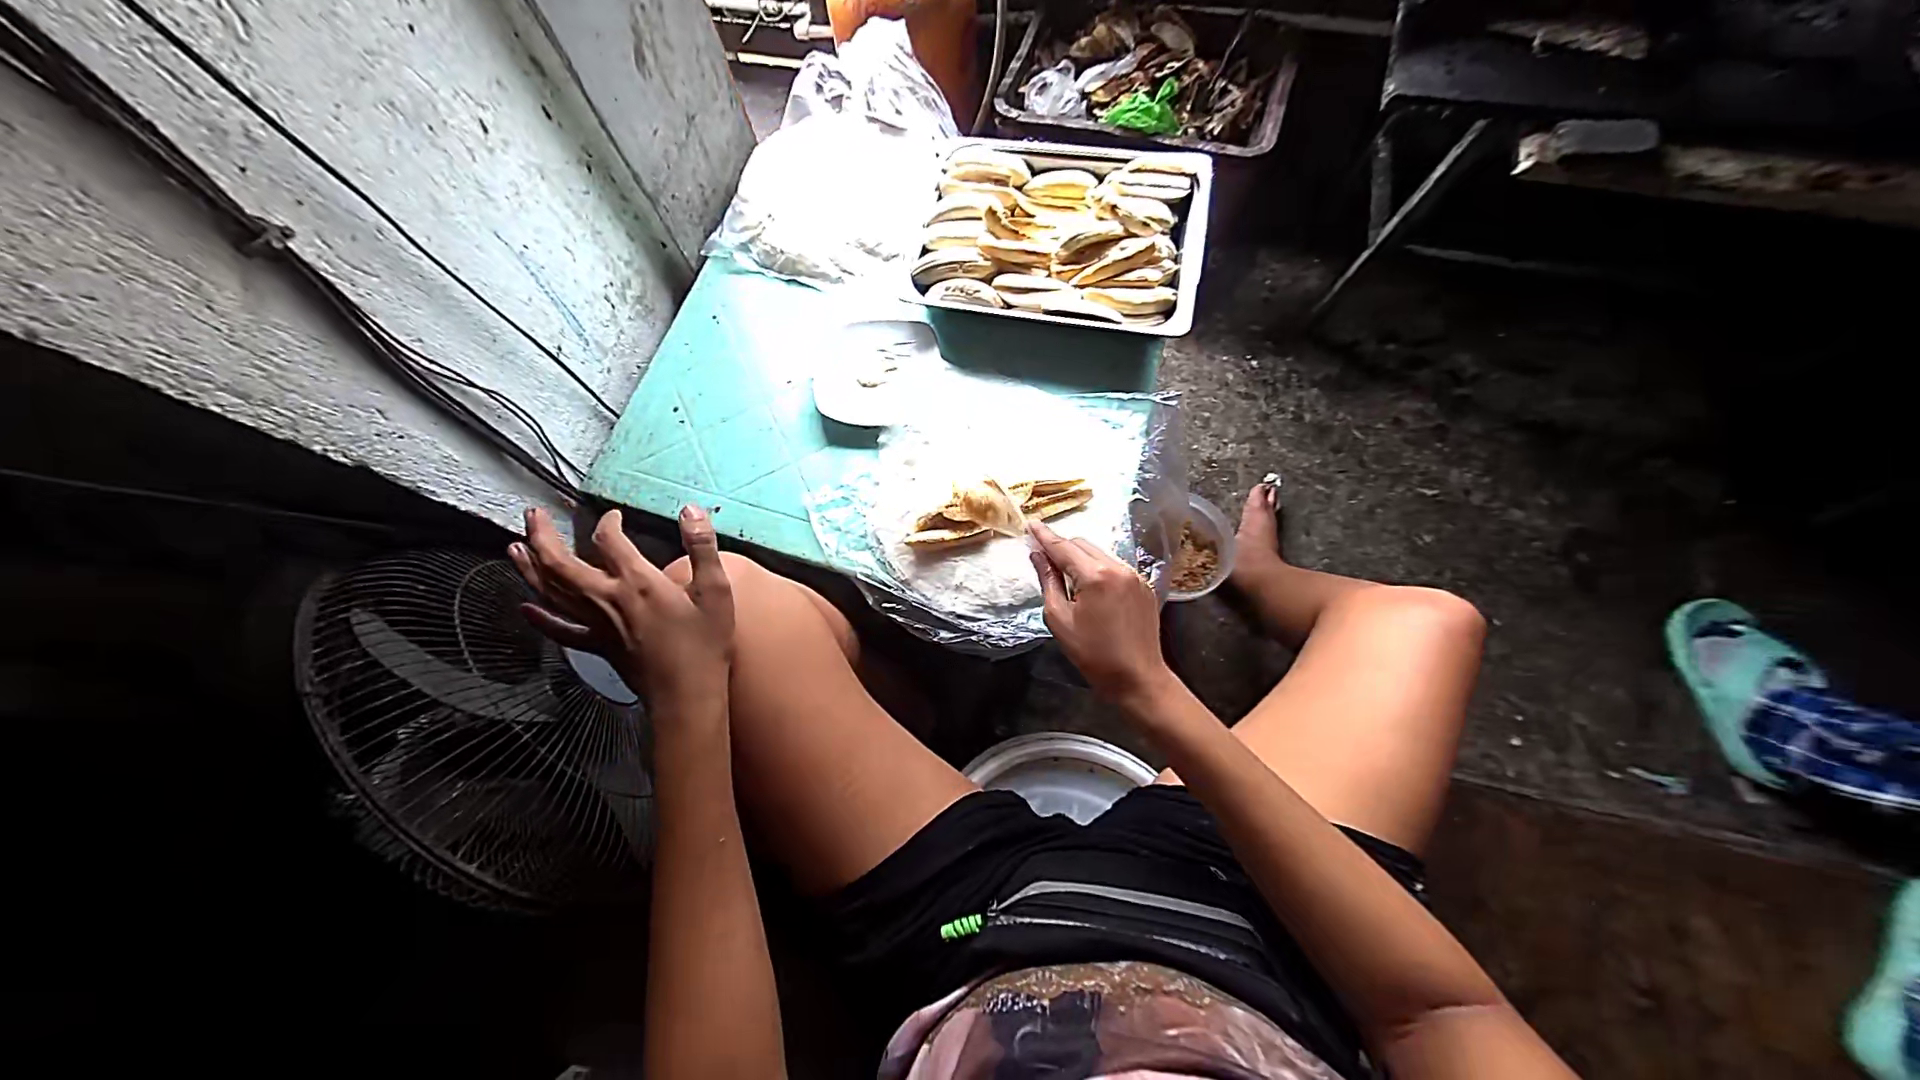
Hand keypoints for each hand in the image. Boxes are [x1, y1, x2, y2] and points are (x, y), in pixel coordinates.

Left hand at [510, 504, 733, 714]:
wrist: (686, 693)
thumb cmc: (704, 643)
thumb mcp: (715, 590)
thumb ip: (703, 547)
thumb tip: (691, 511)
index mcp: (637, 582)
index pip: (609, 540)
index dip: (608, 522)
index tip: (613, 516)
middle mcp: (608, 599)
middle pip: (560, 563)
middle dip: (542, 536)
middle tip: (533, 516)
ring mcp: (598, 625)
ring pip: (551, 591)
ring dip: (529, 567)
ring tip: (515, 547)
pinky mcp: (598, 646)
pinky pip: (560, 630)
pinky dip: (539, 618)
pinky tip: (525, 608)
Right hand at [1028, 520, 1174, 705]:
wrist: (1137, 677)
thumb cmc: (1093, 654)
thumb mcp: (1059, 619)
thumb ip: (1048, 582)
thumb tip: (1038, 557)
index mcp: (1096, 575)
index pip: (1063, 547)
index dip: (1044, 536)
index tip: (1030, 524)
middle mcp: (1118, 568)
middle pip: (1082, 545)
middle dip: (1062, 548)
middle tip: (1044, 559)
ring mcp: (1134, 576)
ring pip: (1100, 554)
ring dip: (1081, 559)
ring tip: (1067, 579)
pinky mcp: (1143, 587)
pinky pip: (1115, 568)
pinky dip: (1098, 571)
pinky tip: (1091, 591)